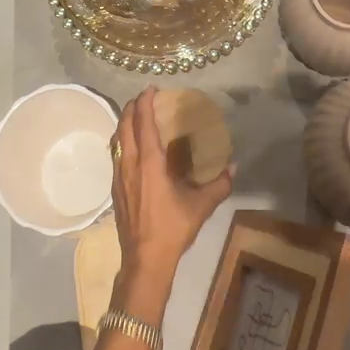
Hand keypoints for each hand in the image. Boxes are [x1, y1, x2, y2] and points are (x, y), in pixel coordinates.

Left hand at [110, 88, 233, 291]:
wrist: (144, 259)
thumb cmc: (172, 229)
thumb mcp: (200, 207)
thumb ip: (219, 185)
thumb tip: (234, 166)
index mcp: (149, 163)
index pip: (143, 123)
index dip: (145, 102)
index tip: (151, 89)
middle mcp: (129, 164)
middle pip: (124, 126)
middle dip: (133, 108)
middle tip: (145, 98)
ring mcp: (118, 176)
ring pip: (116, 140)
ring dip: (125, 123)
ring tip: (137, 117)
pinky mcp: (115, 189)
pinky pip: (115, 155)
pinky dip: (122, 141)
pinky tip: (133, 147)